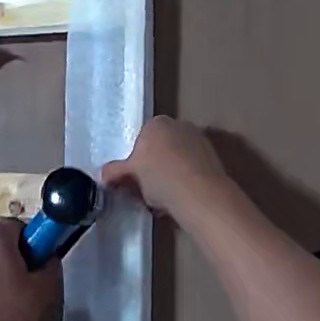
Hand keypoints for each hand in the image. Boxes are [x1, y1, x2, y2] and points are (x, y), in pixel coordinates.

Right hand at [102, 116, 231, 216]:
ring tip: (165, 196)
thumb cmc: (158, 176)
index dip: (138, 158)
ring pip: (178, 158)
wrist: (199, 194)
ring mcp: (201, 140)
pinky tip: (182, 197)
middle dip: (156, 163)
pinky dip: (187, 179)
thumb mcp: (128, 175)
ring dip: (172, 172)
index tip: (136, 175)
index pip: (142, 138)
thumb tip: (103, 175)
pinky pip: (193, 168)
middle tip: (148, 186)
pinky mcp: (216, 158)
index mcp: (157, 123)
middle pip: (162, 146)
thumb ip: (114, 172)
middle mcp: (180, 125)